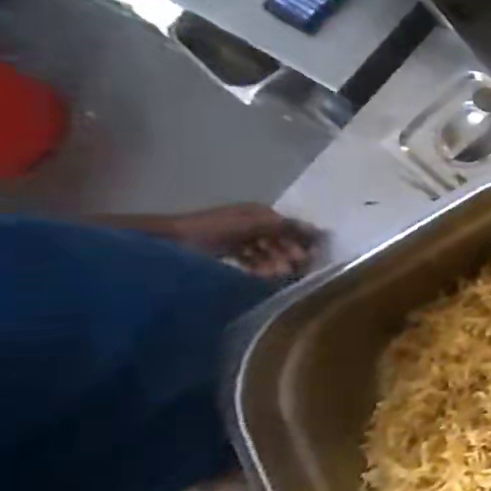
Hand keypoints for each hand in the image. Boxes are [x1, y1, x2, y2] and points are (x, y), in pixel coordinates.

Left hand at [129, 204, 322, 278]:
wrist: (172, 242)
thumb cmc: (214, 230)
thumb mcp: (254, 225)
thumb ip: (286, 227)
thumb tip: (319, 231)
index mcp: (260, 213)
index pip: (292, 226)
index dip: (304, 240)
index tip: (313, 257)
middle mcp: (253, 223)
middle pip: (281, 240)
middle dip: (290, 255)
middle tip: (295, 270)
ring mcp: (240, 238)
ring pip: (268, 252)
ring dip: (275, 264)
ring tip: (278, 276)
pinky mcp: (230, 252)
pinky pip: (253, 260)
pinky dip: (260, 269)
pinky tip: (263, 277)